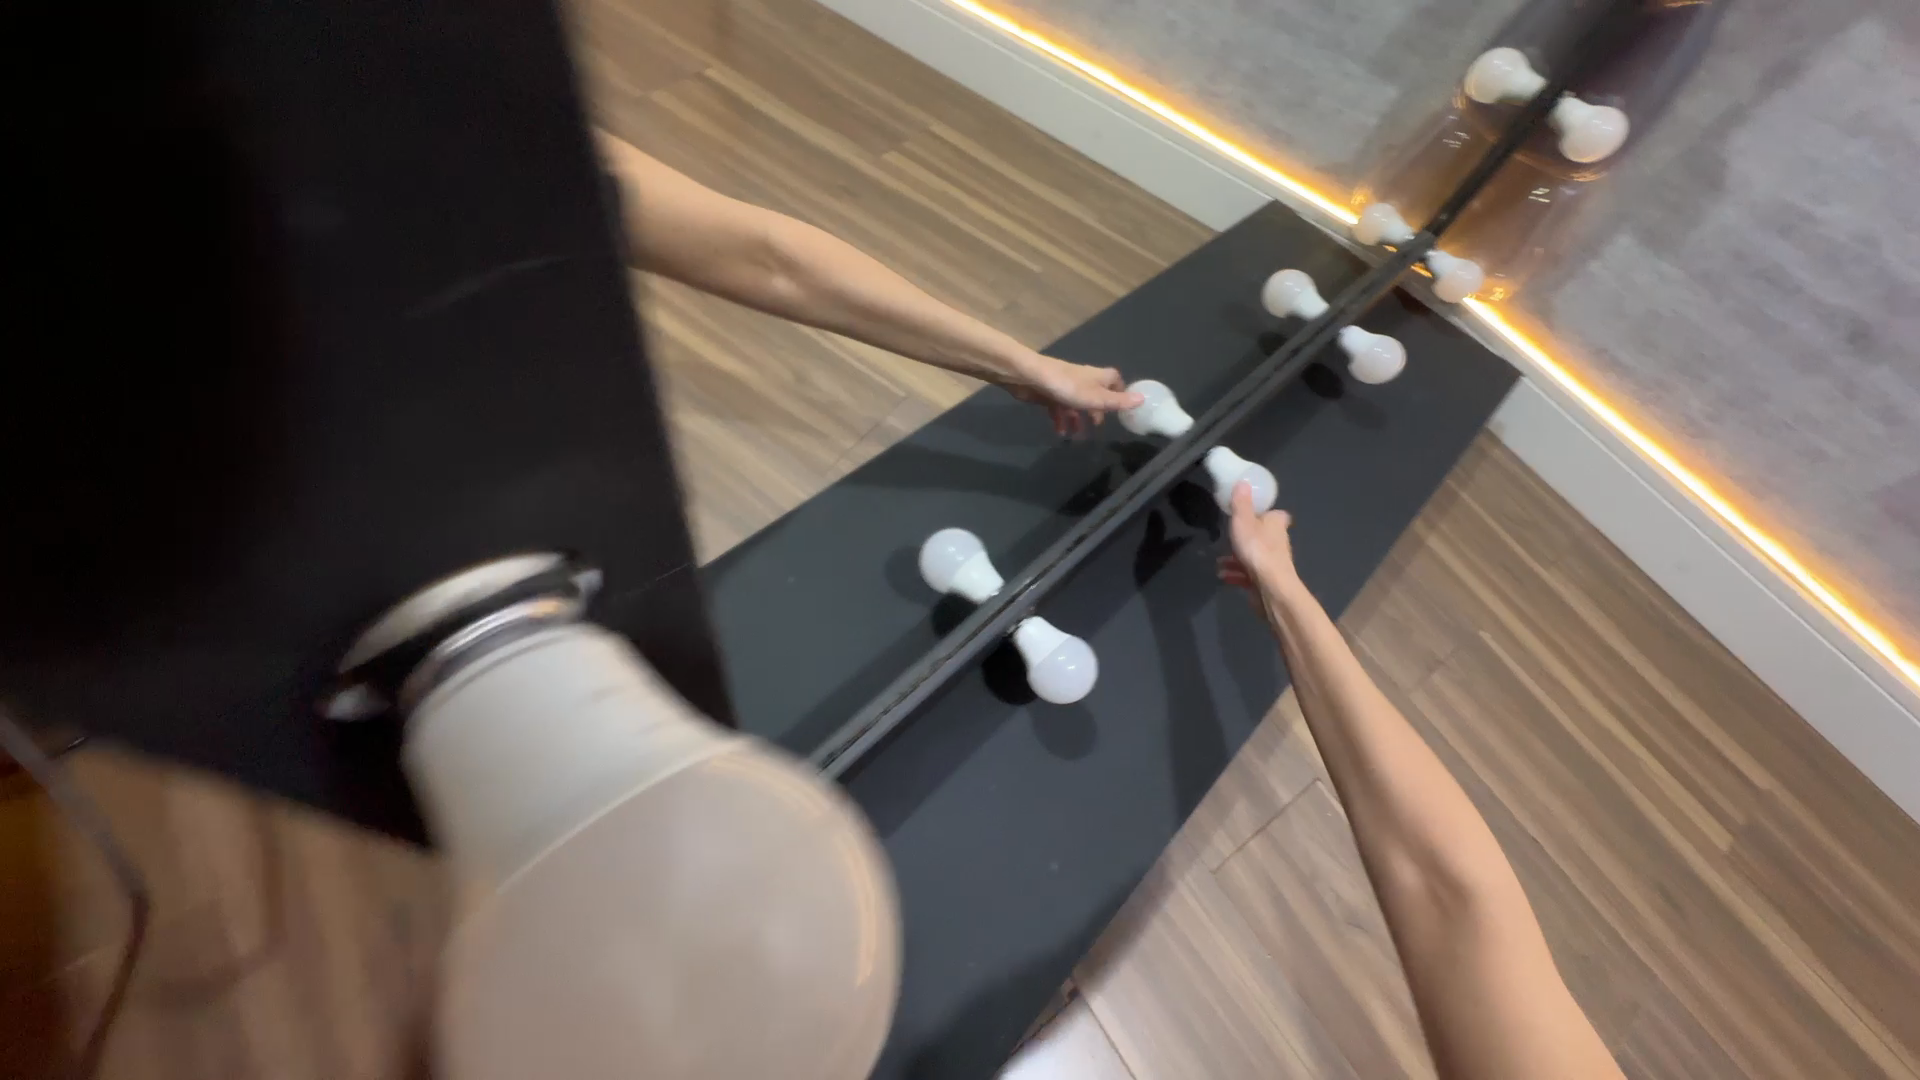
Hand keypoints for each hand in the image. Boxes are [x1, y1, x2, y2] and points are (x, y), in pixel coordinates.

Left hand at [1005, 353, 1142, 436]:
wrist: (1031, 378)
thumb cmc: (1067, 387)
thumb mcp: (1096, 398)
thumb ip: (1117, 401)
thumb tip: (1143, 399)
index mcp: (1098, 378)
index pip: (1115, 381)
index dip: (1119, 393)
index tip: (1121, 408)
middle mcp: (1084, 380)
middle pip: (1095, 395)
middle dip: (1096, 412)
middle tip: (1097, 427)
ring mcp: (1066, 387)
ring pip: (1076, 405)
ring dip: (1077, 420)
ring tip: (1077, 437)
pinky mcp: (1050, 394)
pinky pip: (1059, 409)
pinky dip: (1060, 420)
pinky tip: (1060, 432)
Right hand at [1217, 480, 1300, 598]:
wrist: (1269, 585)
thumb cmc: (1257, 548)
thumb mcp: (1243, 521)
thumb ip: (1241, 503)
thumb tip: (1244, 481)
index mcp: (1276, 524)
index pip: (1276, 515)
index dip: (1266, 515)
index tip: (1253, 515)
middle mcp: (1278, 541)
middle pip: (1263, 536)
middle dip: (1247, 537)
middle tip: (1231, 537)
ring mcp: (1273, 562)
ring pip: (1253, 556)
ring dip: (1237, 558)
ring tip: (1219, 561)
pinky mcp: (1266, 579)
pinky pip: (1249, 574)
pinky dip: (1236, 574)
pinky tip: (1223, 575)